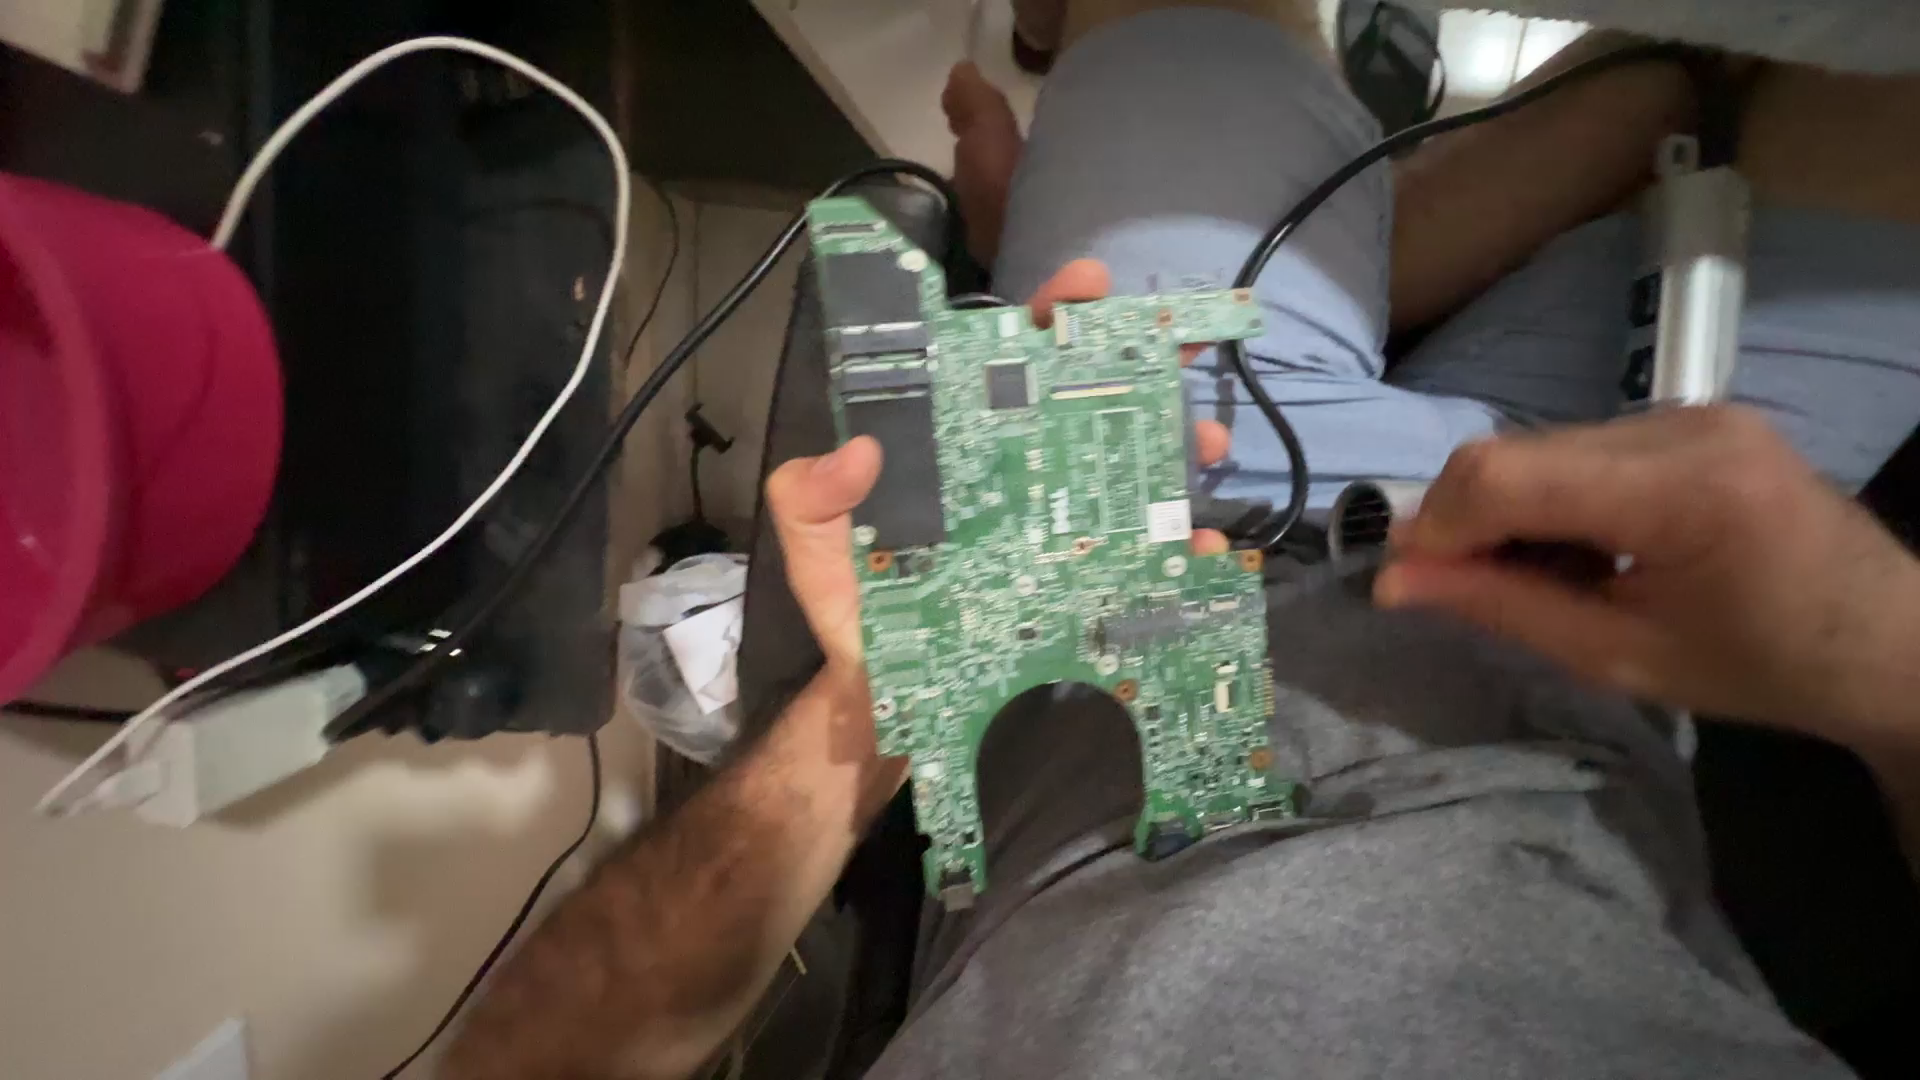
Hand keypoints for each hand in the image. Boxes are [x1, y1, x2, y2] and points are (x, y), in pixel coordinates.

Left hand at [763, 257, 1233, 684]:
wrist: (885, 692)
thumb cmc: (855, 608)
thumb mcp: (815, 546)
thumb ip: (809, 497)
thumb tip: (859, 452)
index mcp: (953, 450)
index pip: (1000, 367)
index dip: (1044, 319)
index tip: (1088, 290)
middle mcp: (1011, 478)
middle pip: (1079, 407)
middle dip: (1135, 367)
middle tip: (1178, 350)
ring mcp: (1049, 530)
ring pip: (1121, 473)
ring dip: (1170, 449)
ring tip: (1202, 445)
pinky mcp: (1073, 583)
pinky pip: (1132, 557)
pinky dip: (1173, 548)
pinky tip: (1200, 546)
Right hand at [1375, 406, 1919, 742]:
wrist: (1898, 644)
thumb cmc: (1760, 667)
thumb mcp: (1613, 658)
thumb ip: (1496, 606)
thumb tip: (1388, 582)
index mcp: (1683, 490)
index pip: (1503, 477)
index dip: (1434, 526)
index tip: (1409, 580)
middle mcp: (1681, 427)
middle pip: (1502, 454)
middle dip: (1455, 519)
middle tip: (1461, 582)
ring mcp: (1684, 414)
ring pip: (1522, 448)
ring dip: (1492, 509)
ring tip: (1527, 568)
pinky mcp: (1680, 418)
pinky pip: (1558, 448)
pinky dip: (1530, 497)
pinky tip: (1564, 542)